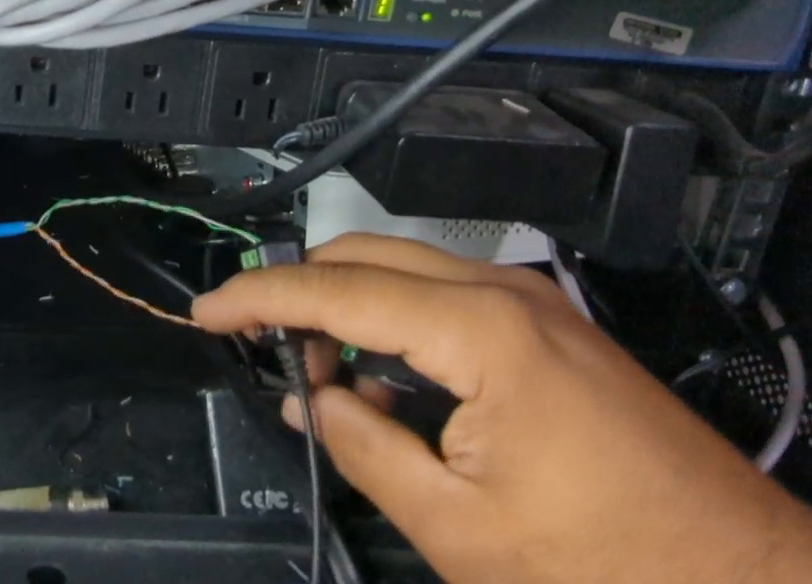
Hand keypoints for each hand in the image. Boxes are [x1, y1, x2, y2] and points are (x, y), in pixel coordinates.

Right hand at [193, 235, 811, 583]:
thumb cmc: (607, 571)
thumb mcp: (457, 527)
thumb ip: (362, 445)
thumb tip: (314, 397)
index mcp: (477, 327)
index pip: (333, 290)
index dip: (257, 297)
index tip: (204, 312)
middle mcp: (502, 290)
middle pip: (361, 257)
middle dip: (300, 295)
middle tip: (265, 354)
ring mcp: (532, 303)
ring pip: (400, 272)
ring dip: (346, 309)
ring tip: (323, 379)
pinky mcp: (550, 327)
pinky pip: (443, 299)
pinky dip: (393, 324)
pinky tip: (383, 382)